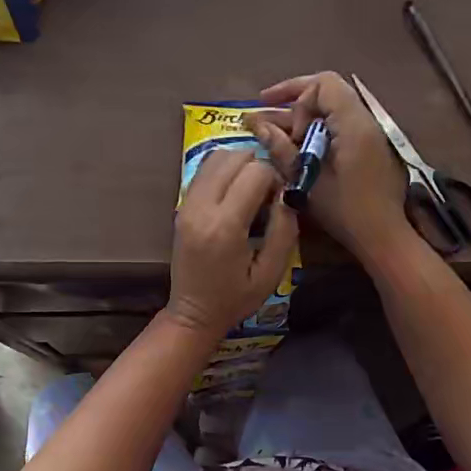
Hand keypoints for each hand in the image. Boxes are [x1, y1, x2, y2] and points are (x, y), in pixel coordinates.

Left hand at [164, 148, 298, 337]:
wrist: (193, 313)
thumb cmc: (235, 298)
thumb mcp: (270, 273)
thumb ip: (284, 230)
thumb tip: (288, 193)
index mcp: (225, 226)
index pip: (255, 172)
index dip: (276, 179)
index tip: (280, 200)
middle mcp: (201, 208)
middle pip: (234, 157)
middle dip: (258, 167)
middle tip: (268, 194)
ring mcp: (187, 204)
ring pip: (216, 157)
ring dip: (240, 165)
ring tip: (251, 191)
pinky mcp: (181, 206)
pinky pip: (204, 171)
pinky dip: (223, 171)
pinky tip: (234, 194)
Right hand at [248, 72, 416, 264]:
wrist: (383, 236)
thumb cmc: (346, 211)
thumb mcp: (309, 182)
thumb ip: (283, 150)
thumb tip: (259, 126)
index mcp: (353, 124)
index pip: (324, 84)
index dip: (298, 98)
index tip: (291, 132)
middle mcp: (364, 121)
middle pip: (327, 92)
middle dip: (292, 100)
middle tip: (263, 109)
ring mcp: (368, 134)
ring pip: (330, 110)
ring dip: (300, 119)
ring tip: (269, 131)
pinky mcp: (367, 148)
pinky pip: (338, 127)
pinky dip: (314, 131)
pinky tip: (293, 146)